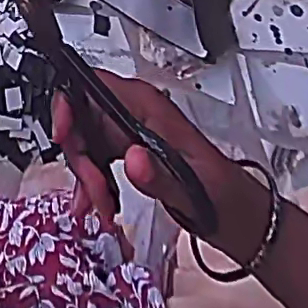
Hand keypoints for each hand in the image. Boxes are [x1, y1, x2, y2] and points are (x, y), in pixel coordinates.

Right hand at [52, 72, 264, 248]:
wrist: (244, 223)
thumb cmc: (228, 200)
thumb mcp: (194, 191)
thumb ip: (160, 175)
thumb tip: (131, 158)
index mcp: (146, 106)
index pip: (91, 84)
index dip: (68, 103)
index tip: (63, 135)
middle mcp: (133, 112)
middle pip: (80, 116)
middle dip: (79, 156)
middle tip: (94, 190)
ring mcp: (128, 129)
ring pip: (83, 139)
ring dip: (85, 174)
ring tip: (101, 206)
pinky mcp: (127, 148)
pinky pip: (94, 156)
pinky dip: (92, 181)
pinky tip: (100, 204)